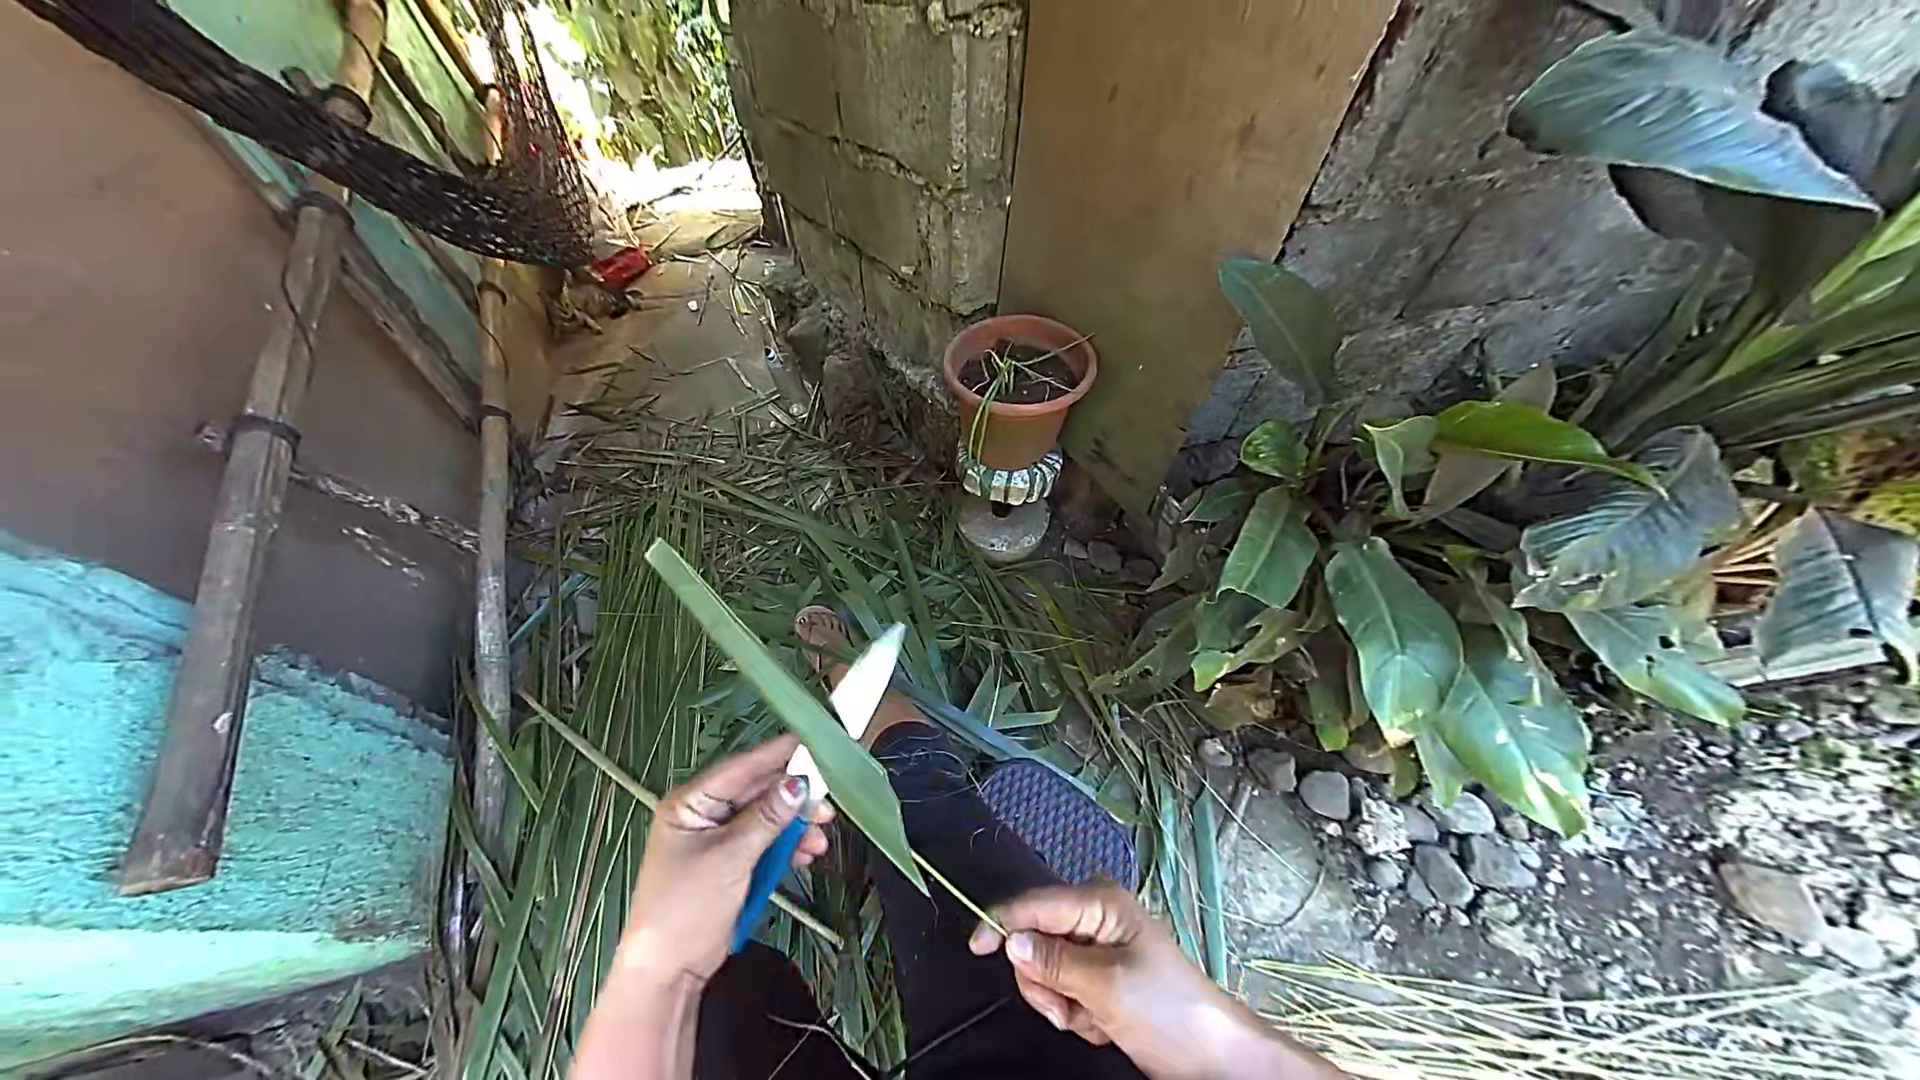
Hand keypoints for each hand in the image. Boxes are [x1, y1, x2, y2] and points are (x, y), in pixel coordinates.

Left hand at [616, 735, 832, 988]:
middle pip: (759, 791)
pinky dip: (787, 845)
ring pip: (768, 816)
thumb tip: (799, 782)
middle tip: (826, 798)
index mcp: (692, 802)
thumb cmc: (687, 908)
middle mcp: (706, 813)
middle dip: (793, 797)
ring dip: (795, 825)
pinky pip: (767, 840)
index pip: (742, 768)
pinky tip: (807, 853)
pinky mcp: (733, 860)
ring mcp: (720, 837)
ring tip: (820, 836)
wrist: (667, 973)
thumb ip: (768, 816)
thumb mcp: (731, 857)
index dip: (778, 754)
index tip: (813, 741)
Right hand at [969, 883, 1344, 1079]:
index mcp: (1099, 902)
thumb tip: (1010, 940)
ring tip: (1094, 1020)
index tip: (974, 948)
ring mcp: (1096, 944)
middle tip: (1067, 1013)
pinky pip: (1064, 987)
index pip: (1036, 904)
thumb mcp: (1108, 986)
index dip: (1002, 922)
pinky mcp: (1099, 972)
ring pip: (1045, 967)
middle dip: (1044, 981)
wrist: (1214, 1057)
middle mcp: (1094, 915)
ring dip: (1061, 1002)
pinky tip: (1104, 1022)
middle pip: (1036, 938)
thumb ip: (1055, 961)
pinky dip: (1076, 1011)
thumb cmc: (1166, 1010)